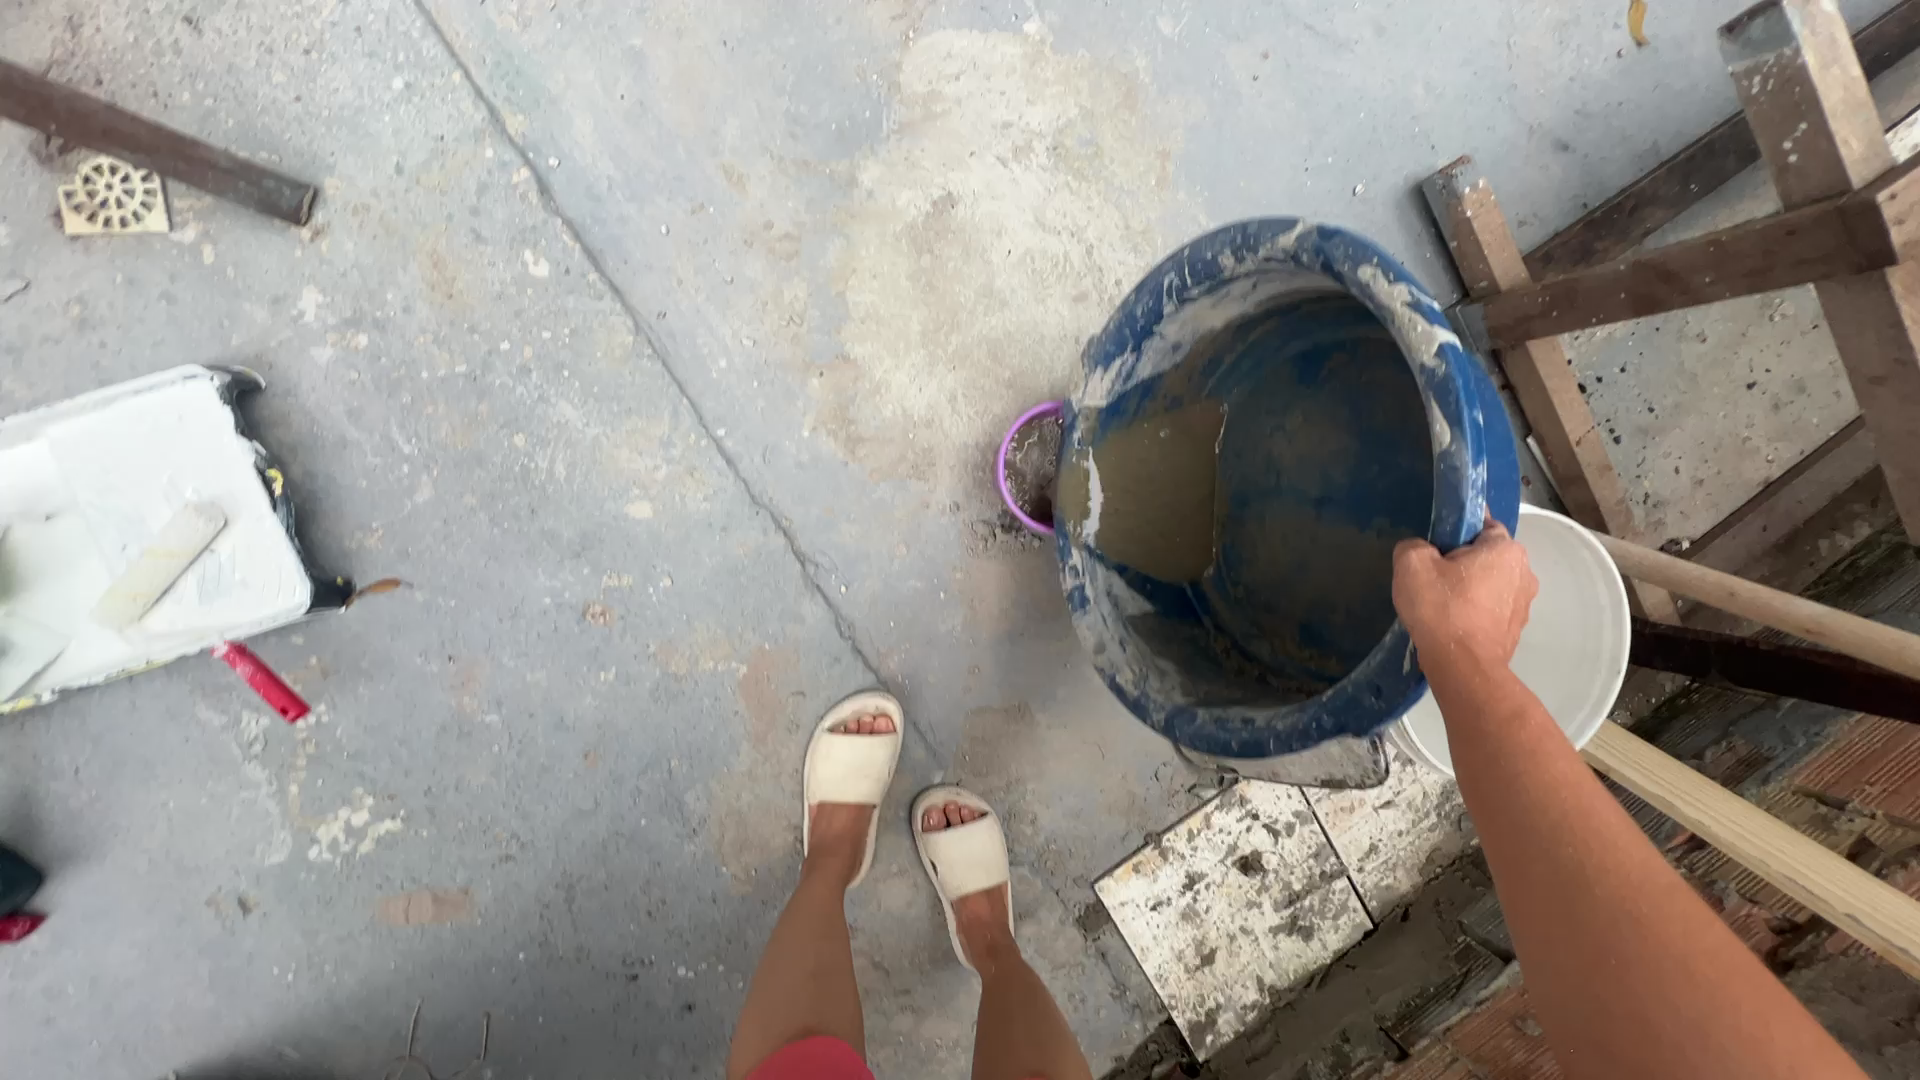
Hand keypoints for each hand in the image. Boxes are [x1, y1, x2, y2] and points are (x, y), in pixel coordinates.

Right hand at [1392, 517, 1537, 676]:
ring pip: (1490, 581)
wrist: (1462, 664)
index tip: (1433, 543)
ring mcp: (1524, 602)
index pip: (1482, 524)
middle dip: (1461, 560)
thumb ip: (1413, 545)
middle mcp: (1525, 571)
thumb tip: (1420, 549)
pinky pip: (1491, 606)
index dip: (1455, 529)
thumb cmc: (1441, 607)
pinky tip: (1451, 619)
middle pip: (1486, 555)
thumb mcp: (1411, 564)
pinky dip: (1474, 608)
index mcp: (1505, 549)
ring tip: (1439, 601)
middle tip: (1430, 574)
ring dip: (1469, 586)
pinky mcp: (1516, 627)